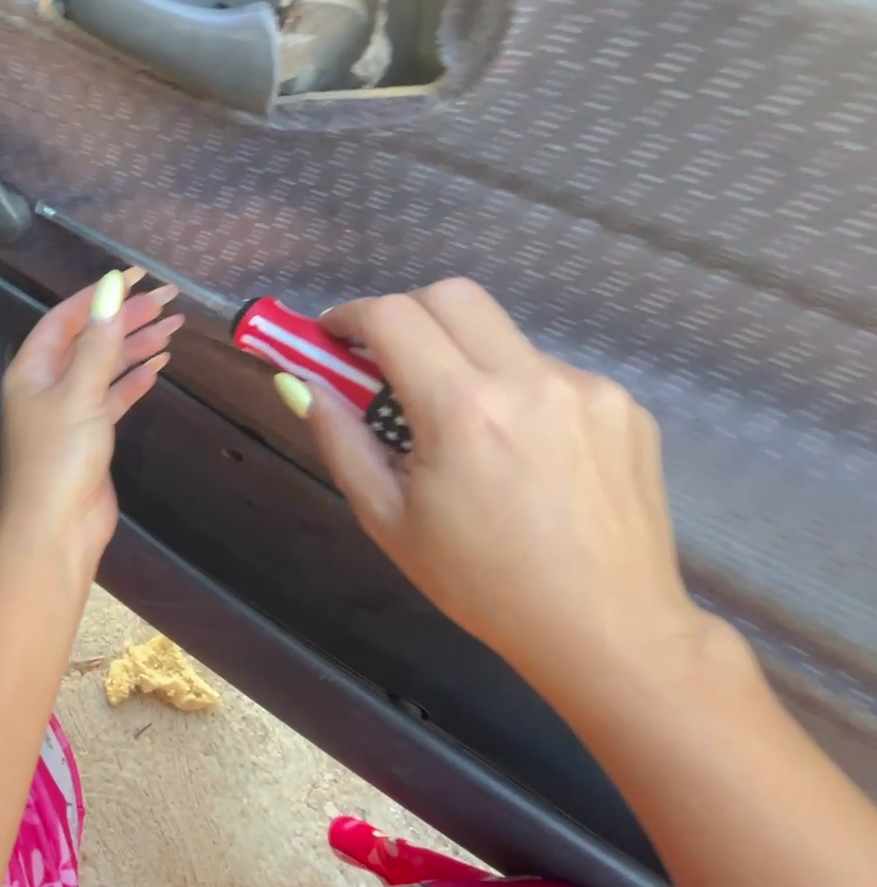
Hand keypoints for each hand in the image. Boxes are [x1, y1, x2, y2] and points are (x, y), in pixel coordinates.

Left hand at [0, 268, 181, 567]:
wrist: (56, 527)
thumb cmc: (59, 457)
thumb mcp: (79, 392)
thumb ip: (98, 342)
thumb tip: (110, 288)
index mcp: (31, 368)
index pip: (66, 317)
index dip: (100, 294)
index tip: (136, 275)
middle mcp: (46, 384)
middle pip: (88, 339)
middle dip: (125, 317)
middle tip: (168, 298)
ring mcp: (68, 410)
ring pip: (104, 366)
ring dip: (135, 345)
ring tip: (173, 325)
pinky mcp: (88, 434)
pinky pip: (112, 395)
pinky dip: (134, 379)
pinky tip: (159, 364)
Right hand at [292, 278, 706, 689]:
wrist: (610, 631)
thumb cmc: (478, 580)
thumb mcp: (384, 515)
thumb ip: (338, 437)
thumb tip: (300, 383)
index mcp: (462, 409)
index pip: (393, 316)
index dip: (349, 316)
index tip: (331, 337)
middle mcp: (529, 381)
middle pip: (451, 295)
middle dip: (402, 313)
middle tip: (382, 359)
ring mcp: (587, 389)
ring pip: (500, 332)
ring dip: (458, 352)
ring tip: (455, 419)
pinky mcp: (624, 406)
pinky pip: (545, 368)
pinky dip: (509, 384)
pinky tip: (513, 444)